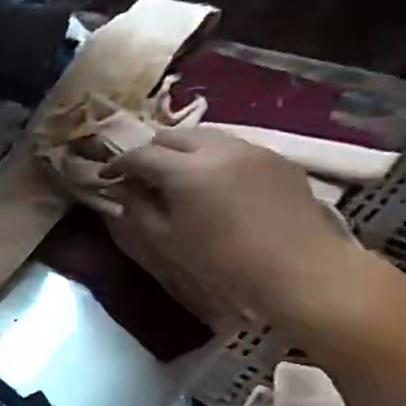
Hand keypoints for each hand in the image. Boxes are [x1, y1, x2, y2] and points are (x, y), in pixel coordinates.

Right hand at [103, 128, 373, 333]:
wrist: (299, 270)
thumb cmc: (221, 261)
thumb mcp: (164, 240)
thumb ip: (137, 208)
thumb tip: (123, 189)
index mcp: (186, 170)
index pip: (140, 155)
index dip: (118, 164)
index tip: (107, 178)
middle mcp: (219, 149)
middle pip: (172, 135)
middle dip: (150, 152)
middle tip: (140, 175)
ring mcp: (253, 150)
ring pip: (205, 137)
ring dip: (182, 151)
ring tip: (176, 175)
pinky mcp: (278, 159)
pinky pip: (234, 148)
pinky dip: (213, 157)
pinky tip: (213, 182)